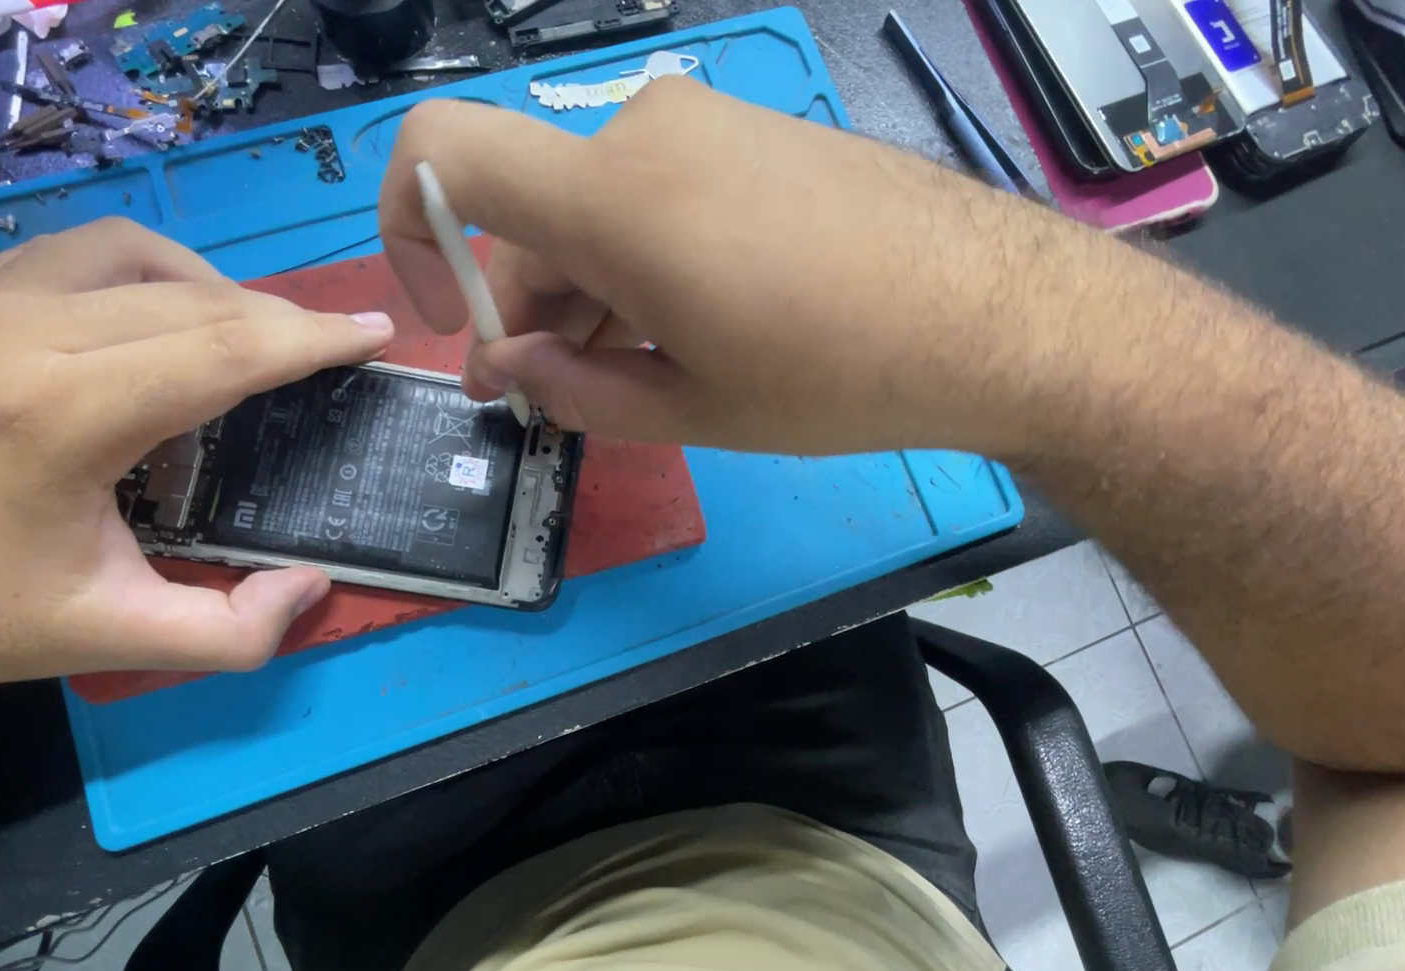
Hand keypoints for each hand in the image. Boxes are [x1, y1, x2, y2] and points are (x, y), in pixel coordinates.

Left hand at [0, 218, 391, 745]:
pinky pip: (73, 256)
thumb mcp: (110, 640)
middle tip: (336, 347)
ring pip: (137, 258)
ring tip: (256, 336)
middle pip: (196, 300)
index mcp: (66, 414)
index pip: (226, 347)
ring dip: (219, 288)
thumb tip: (313, 584)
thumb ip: (235, 629)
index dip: (315, 338)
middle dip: (285, 319)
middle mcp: (19, 335)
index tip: (375, 332)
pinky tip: (160, 317)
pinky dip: (146, 272)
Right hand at [379, 76, 1081, 455]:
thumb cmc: (834, 375)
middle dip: (520, 306)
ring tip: (624, 379)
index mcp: (612, 198)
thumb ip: (573, 389)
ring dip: (583, 295)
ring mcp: (705, 127)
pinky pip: (653, 198)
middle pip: (529, 212)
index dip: (409, 233)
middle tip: (548, 394)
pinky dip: (636, 265)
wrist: (995, 317)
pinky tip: (676, 331)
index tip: (447, 321)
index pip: (442, 156)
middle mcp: (644, 133)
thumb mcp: (689, 408)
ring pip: (593, 212)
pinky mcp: (749, 140)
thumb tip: (501, 367)